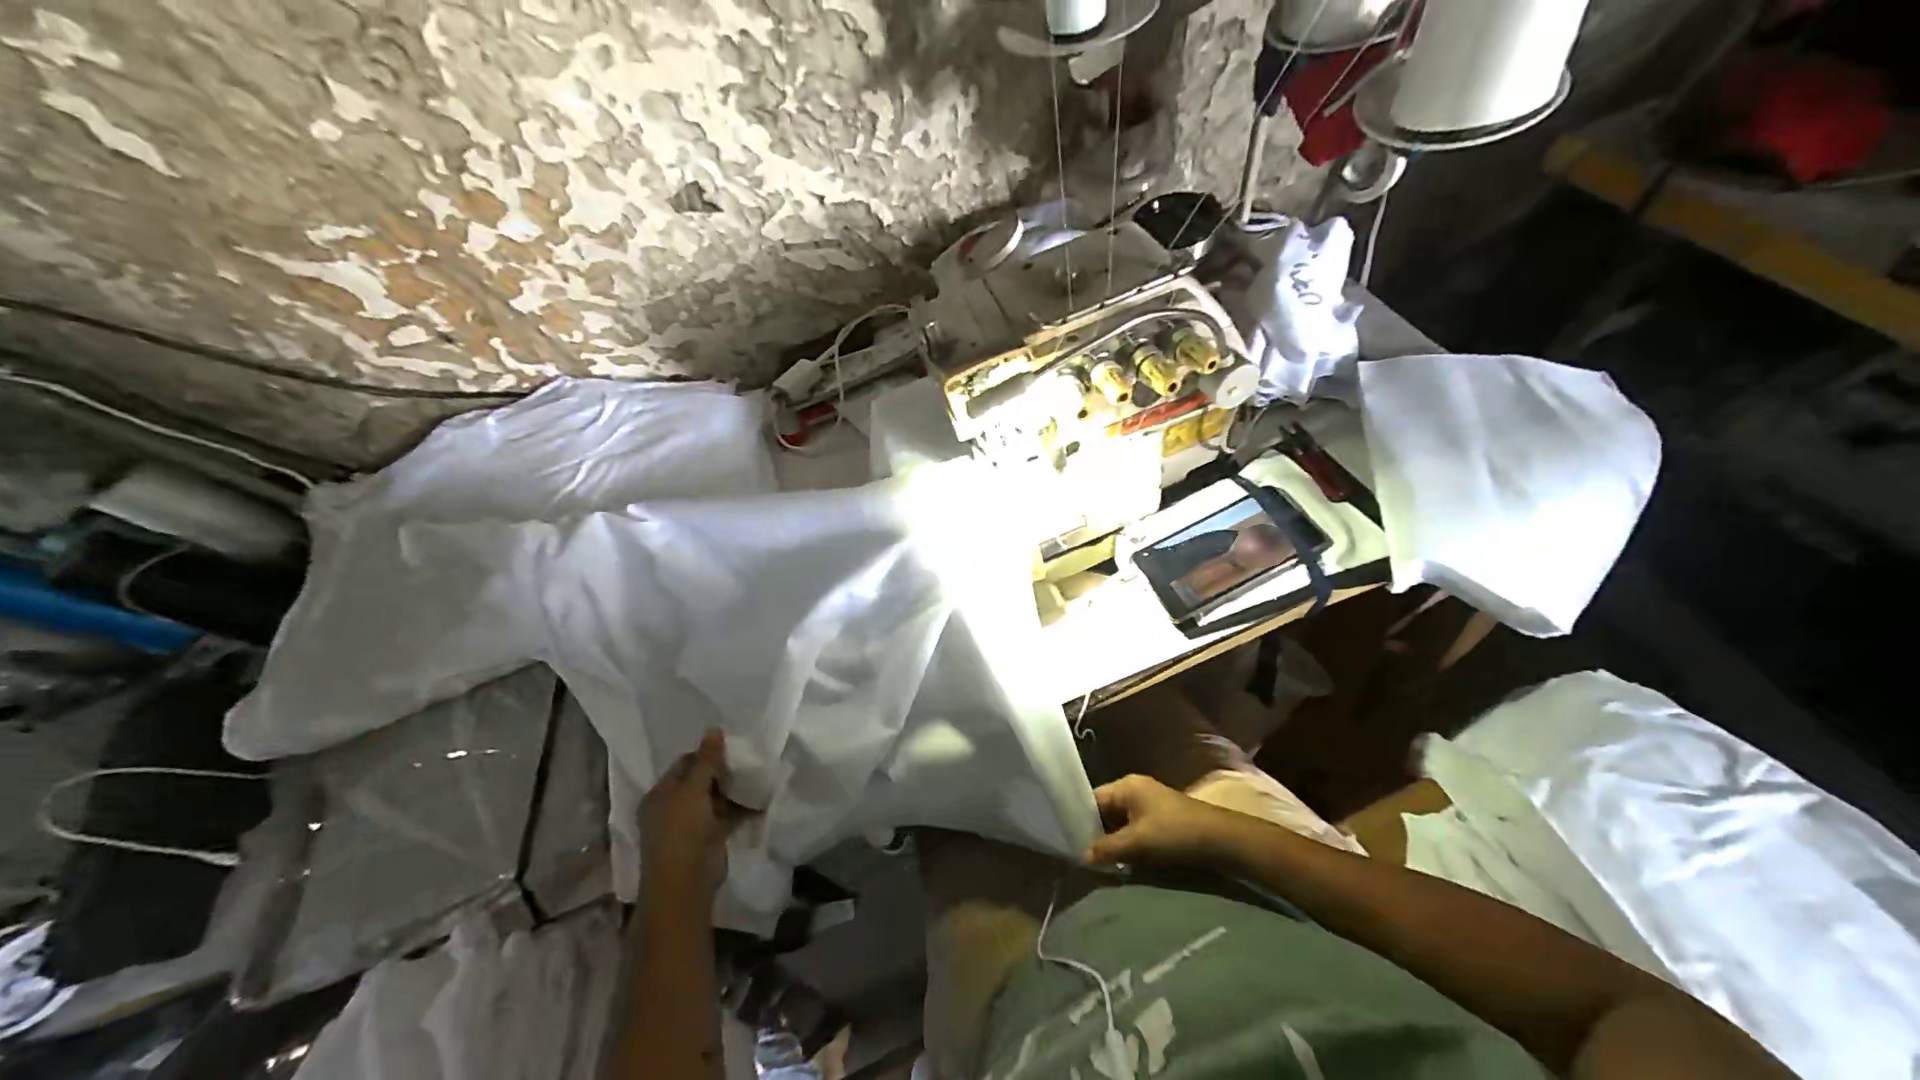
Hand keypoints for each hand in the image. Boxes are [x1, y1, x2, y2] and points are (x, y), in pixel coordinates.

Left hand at [641, 730, 746, 905]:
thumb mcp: (692, 789)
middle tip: (747, 759)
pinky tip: (761, 798)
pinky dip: (742, 808)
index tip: (731, 747)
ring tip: (757, 774)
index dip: (706, 754)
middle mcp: (673, 806)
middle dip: (722, 770)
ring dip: (734, 788)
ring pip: (715, 798)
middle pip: (701, 780)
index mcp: (660, 794)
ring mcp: (692, 823)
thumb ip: (706, 760)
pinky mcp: (710, 837)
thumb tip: (713, 729)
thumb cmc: (681, 830)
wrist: (686, 881)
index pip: (684, 764)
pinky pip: (728, 815)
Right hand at [1083, 774, 1244, 867]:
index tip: (1068, 839)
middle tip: (1083, 853)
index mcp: (1126, 786)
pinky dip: (1127, 841)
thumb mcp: (1137, 843)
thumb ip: (1107, 849)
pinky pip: (1134, 827)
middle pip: (1105, 809)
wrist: (1220, 839)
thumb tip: (1082, 856)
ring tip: (1099, 859)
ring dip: (1113, 839)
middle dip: (1096, 831)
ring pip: (1120, 820)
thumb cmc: (1174, 833)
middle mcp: (1135, 789)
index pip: (1092, 798)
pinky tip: (1122, 858)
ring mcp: (1150, 802)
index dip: (1079, 818)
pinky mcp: (1161, 817)